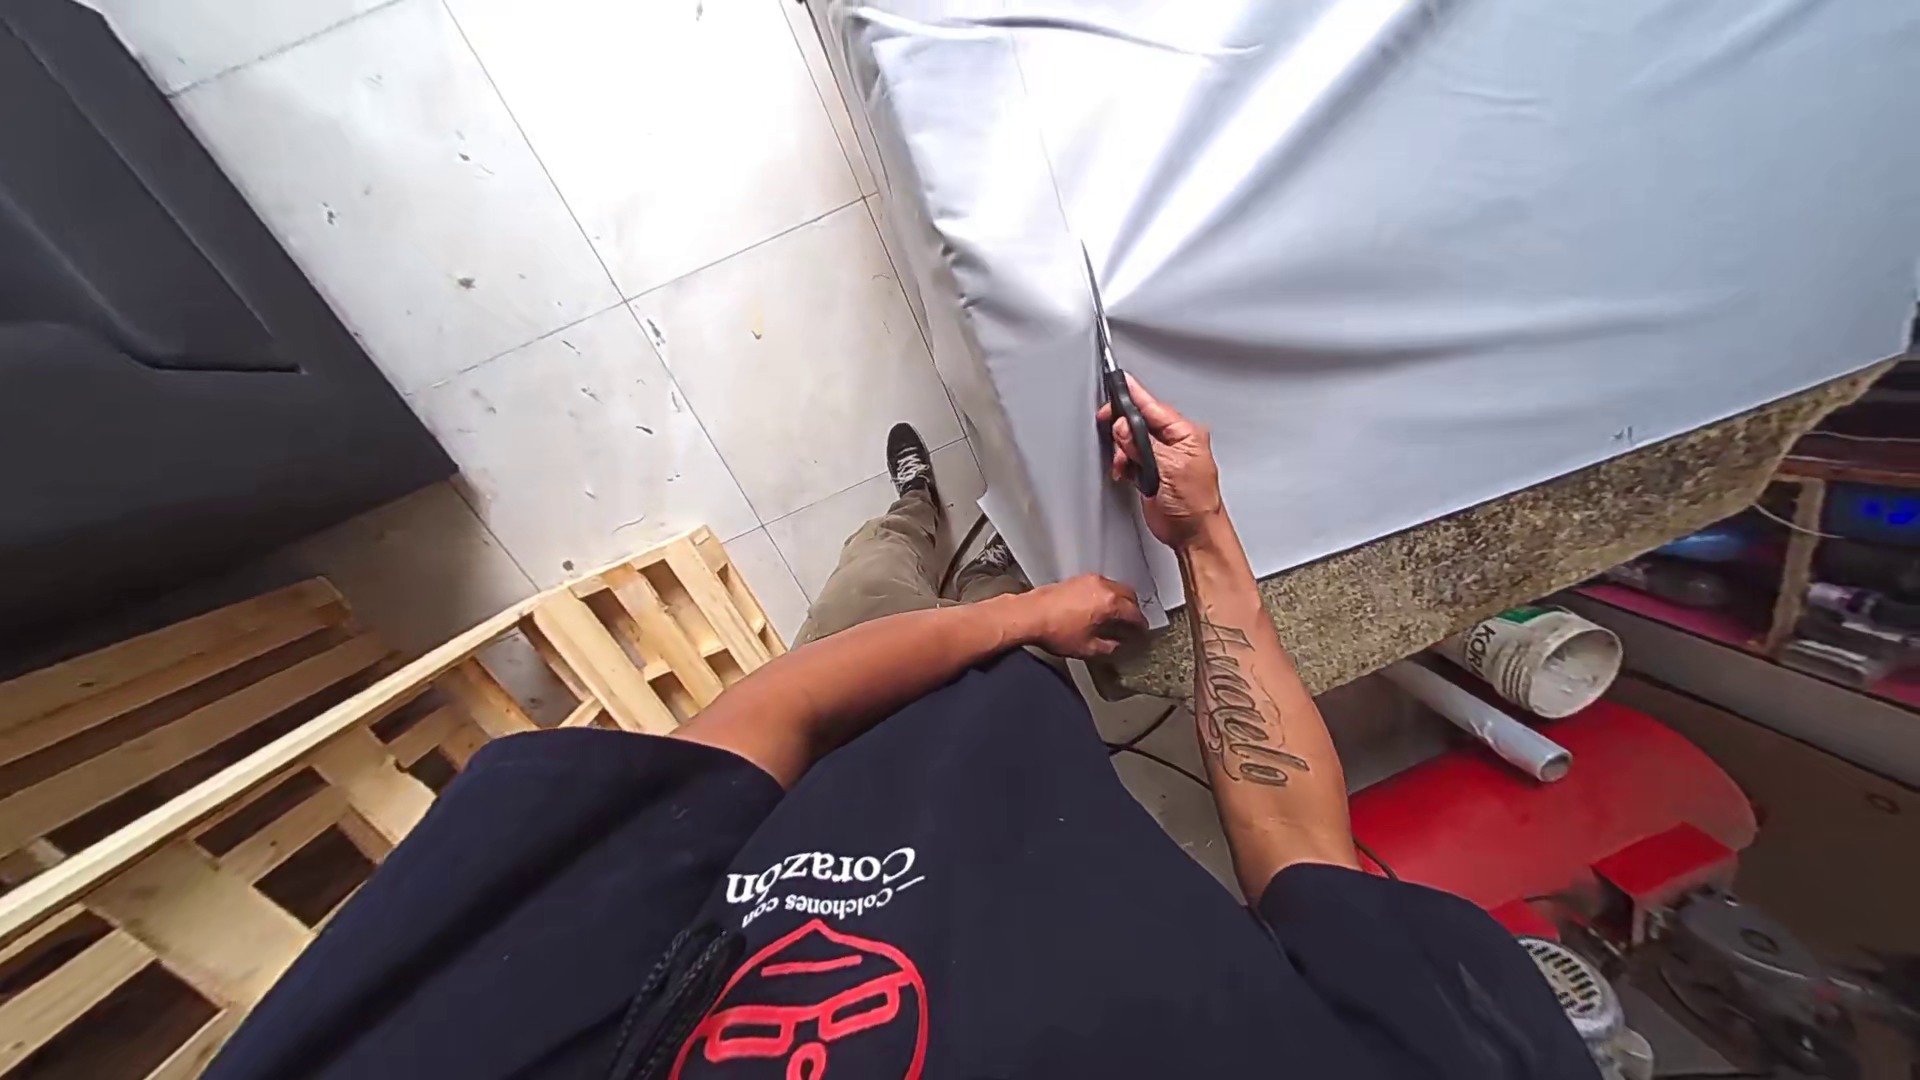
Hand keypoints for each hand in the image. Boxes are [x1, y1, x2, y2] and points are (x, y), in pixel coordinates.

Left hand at [1008, 574, 1146, 658]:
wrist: (1029, 615)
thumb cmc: (1055, 630)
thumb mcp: (1087, 647)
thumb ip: (1108, 646)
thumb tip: (1116, 644)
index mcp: (1109, 602)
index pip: (1135, 613)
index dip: (1141, 625)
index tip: (1142, 632)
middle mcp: (1102, 586)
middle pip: (1129, 595)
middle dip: (1133, 609)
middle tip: (1132, 623)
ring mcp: (1088, 580)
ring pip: (1114, 587)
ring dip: (1119, 600)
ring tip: (1115, 616)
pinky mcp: (1076, 579)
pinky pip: (1099, 585)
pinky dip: (1105, 595)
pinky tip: (1098, 607)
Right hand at [1096, 375, 1223, 547]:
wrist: (1192, 532)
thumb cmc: (1193, 504)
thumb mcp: (1167, 467)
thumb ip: (1142, 444)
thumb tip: (1123, 426)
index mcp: (1185, 434)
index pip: (1153, 407)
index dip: (1134, 395)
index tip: (1120, 382)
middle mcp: (1175, 443)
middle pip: (1139, 422)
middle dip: (1124, 432)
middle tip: (1116, 438)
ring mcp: (1163, 457)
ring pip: (1131, 441)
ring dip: (1123, 452)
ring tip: (1127, 465)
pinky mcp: (1152, 471)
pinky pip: (1130, 458)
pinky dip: (1124, 463)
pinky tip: (1128, 472)